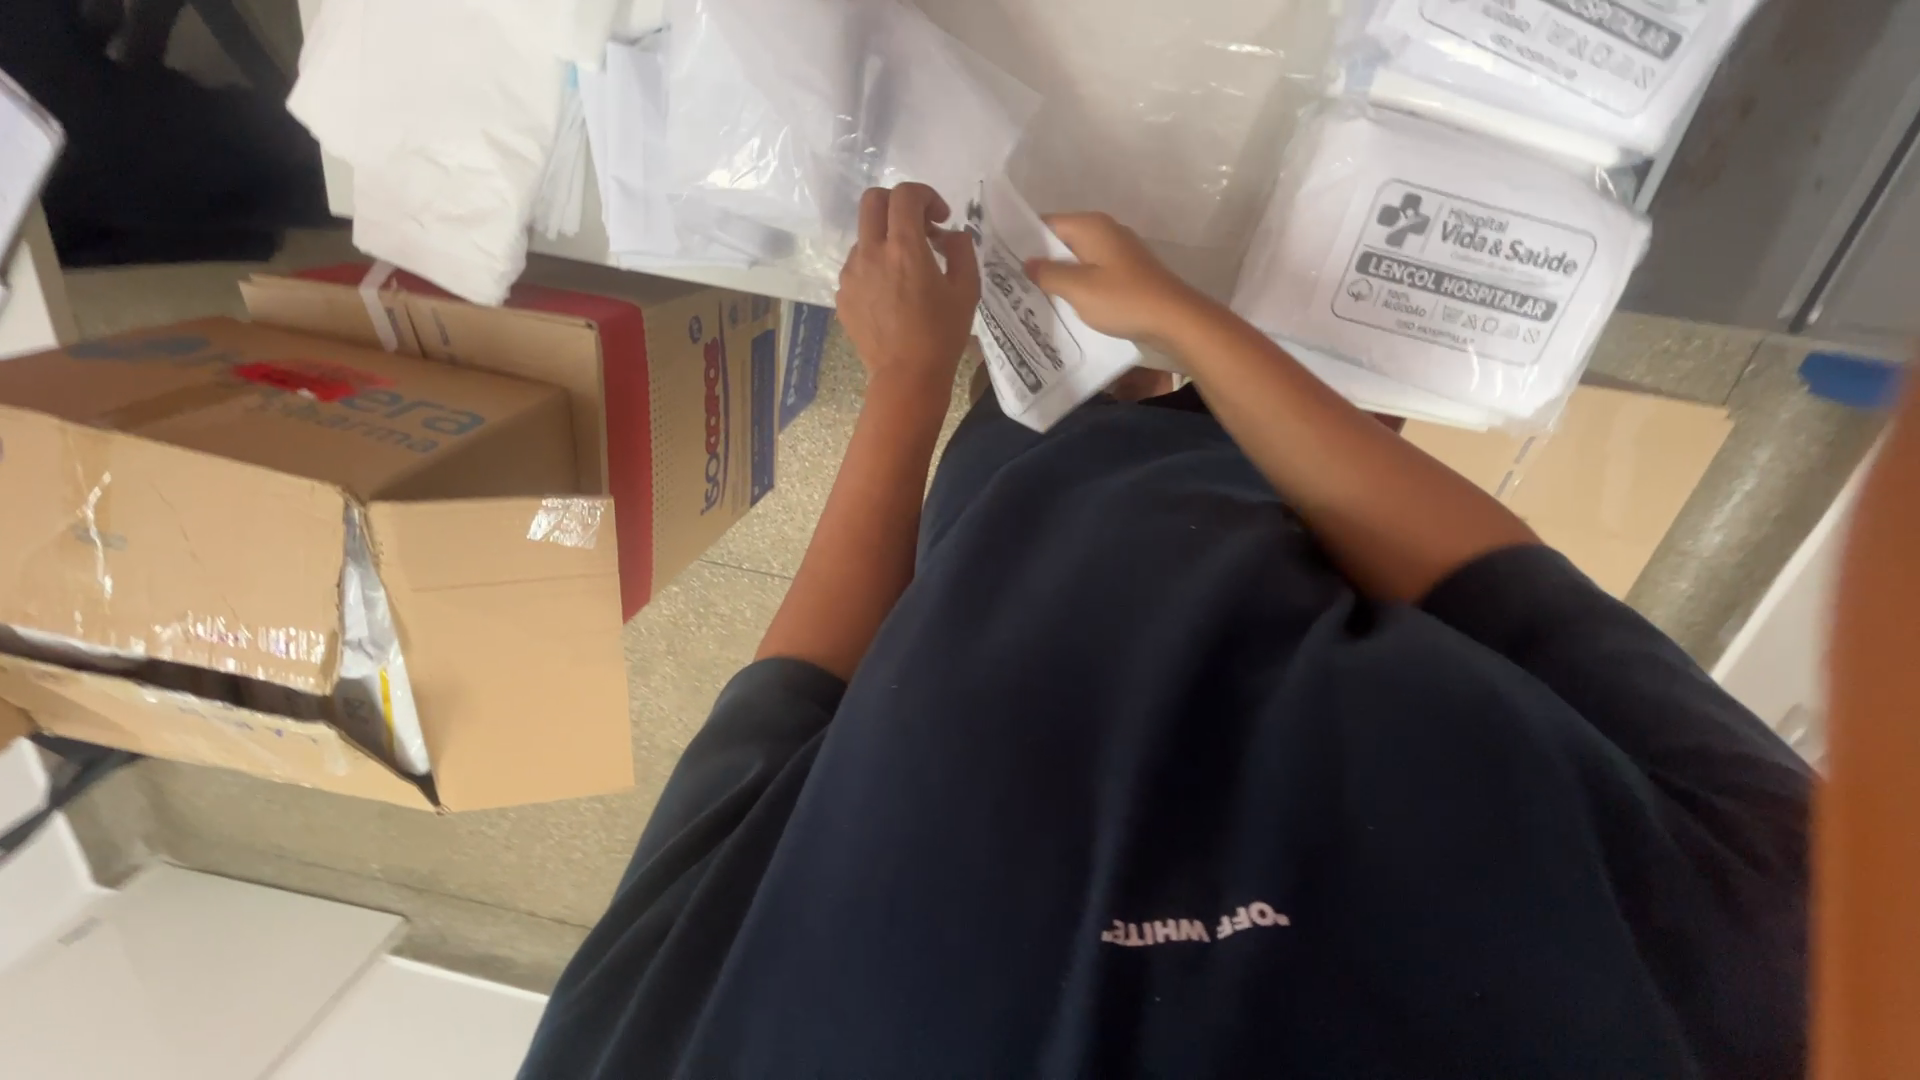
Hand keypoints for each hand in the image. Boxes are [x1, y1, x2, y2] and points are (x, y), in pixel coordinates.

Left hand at [837, 183, 980, 407]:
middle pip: (872, 200)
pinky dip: (874, 269)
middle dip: (897, 203)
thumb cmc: (942, 335)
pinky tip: (891, 296)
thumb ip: (961, 250)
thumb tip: (950, 235)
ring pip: (864, 237)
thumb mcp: (966, 290)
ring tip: (905, 272)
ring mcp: (851, 275)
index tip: (940, 218)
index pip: (905, 195)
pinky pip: (857, 268)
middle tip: (916, 227)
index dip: (926, 196)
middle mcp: (871, 253)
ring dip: (885, 241)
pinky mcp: (843, 296)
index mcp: (904, 247)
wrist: (907, 376)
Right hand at [1024, 212, 1209, 345]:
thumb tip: (1028, 263)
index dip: (1023, 240)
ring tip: (1031, 295)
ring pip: (1077, 258)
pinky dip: (1077, 284)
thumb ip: (1049, 274)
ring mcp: (1118, 251)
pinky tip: (1064, 302)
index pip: (1046, 223)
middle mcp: (1104, 231)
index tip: (1001, 260)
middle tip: (1011, 282)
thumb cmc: (1123, 300)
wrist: (1174, 319)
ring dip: (1058, 275)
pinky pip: (1092, 272)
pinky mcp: (1126, 271)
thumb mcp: (1078, 289)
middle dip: (1039, 259)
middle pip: (1061, 240)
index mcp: (1090, 226)